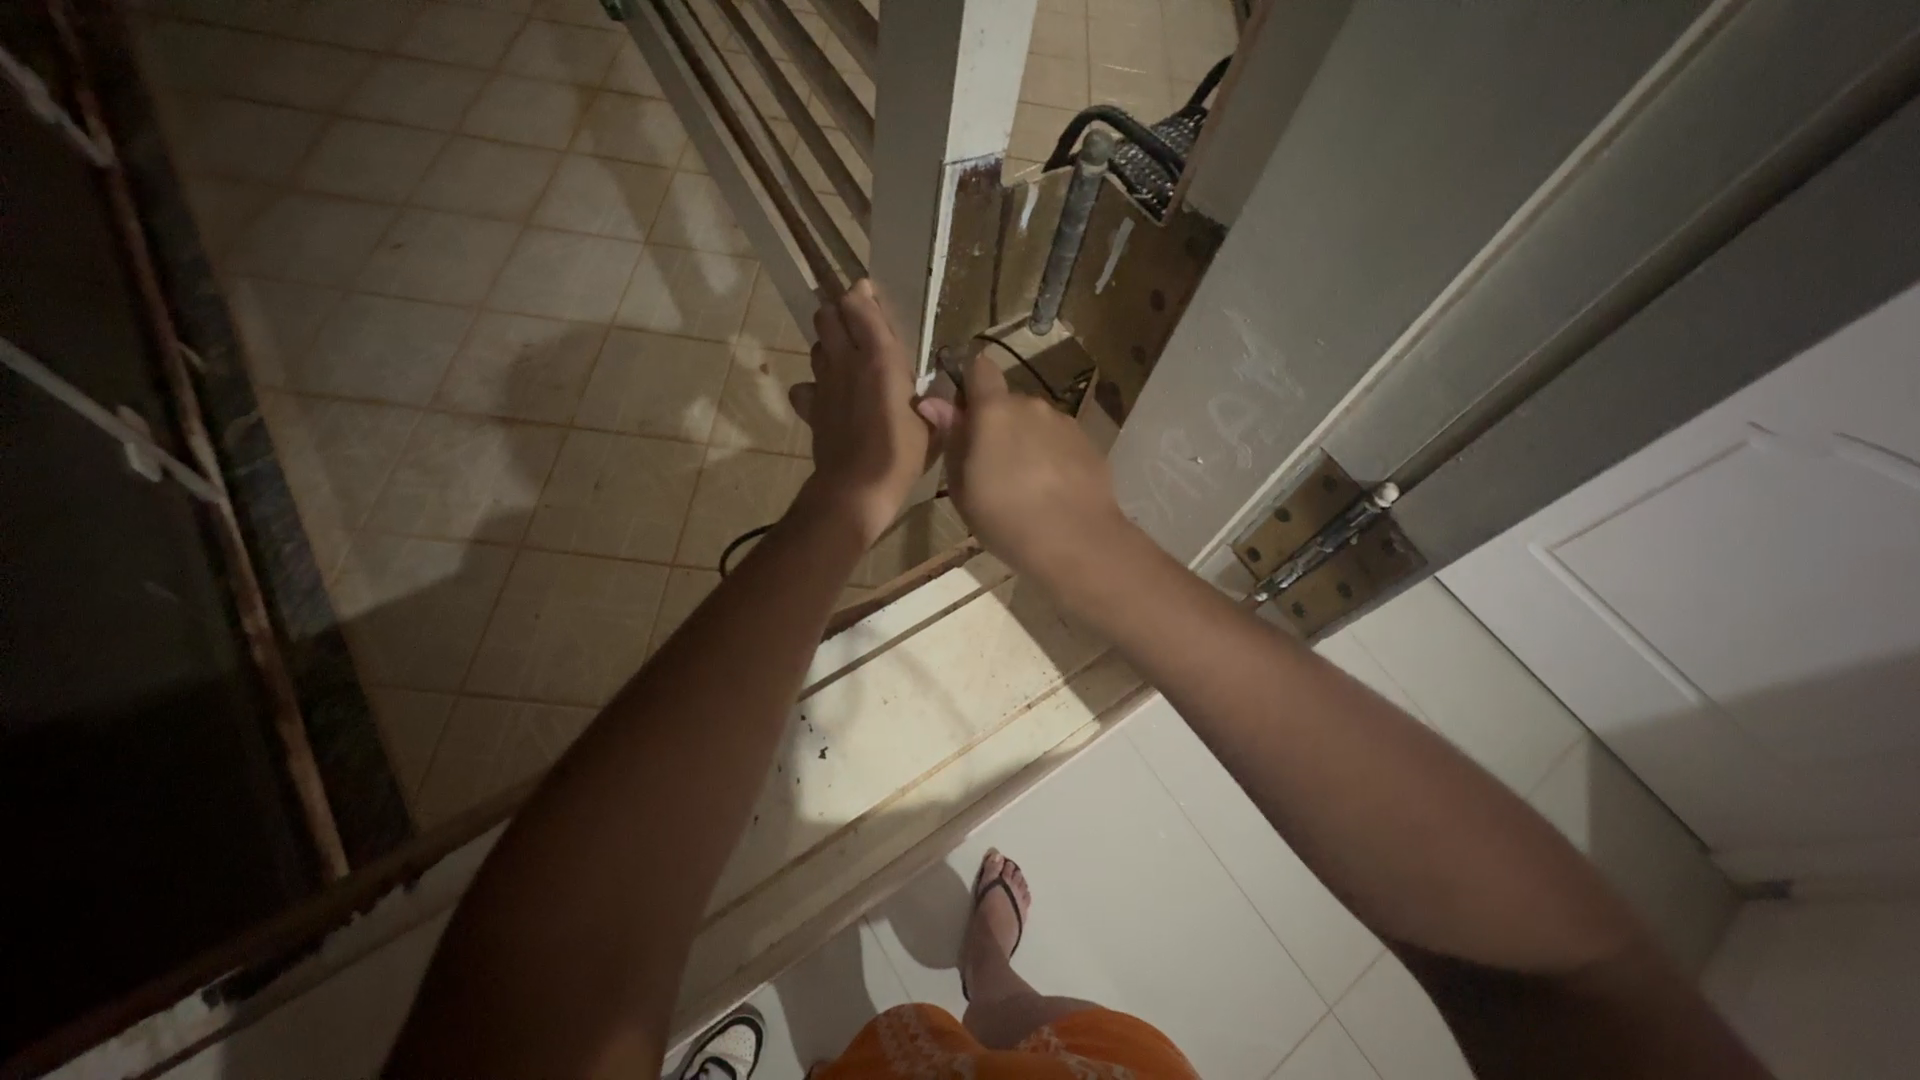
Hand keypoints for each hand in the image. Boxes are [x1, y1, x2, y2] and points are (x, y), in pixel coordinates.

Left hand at [788, 280, 936, 544]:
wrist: (857, 487)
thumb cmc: (902, 454)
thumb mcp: (931, 423)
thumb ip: (930, 397)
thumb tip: (930, 390)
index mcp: (881, 358)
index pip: (859, 305)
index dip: (862, 295)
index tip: (871, 295)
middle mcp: (847, 361)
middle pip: (827, 315)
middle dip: (839, 312)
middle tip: (859, 325)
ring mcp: (824, 383)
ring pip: (817, 346)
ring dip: (829, 345)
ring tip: (849, 359)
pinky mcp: (811, 407)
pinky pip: (806, 385)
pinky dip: (814, 386)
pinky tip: (829, 397)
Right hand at [916, 349, 1132, 589]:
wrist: (1076, 542)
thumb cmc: (1005, 517)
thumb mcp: (962, 486)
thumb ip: (951, 438)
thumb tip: (933, 403)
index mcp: (994, 410)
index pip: (979, 369)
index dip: (969, 385)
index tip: (964, 416)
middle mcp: (1032, 405)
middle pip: (1008, 402)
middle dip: (998, 425)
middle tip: (991, 467)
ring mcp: (1065, 423)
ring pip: (1036, 423)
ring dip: (1027, 442)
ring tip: (1025, 485)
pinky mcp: (1089, 444)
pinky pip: (1060, 442)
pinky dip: (1052, 457)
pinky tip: (1052, 491)